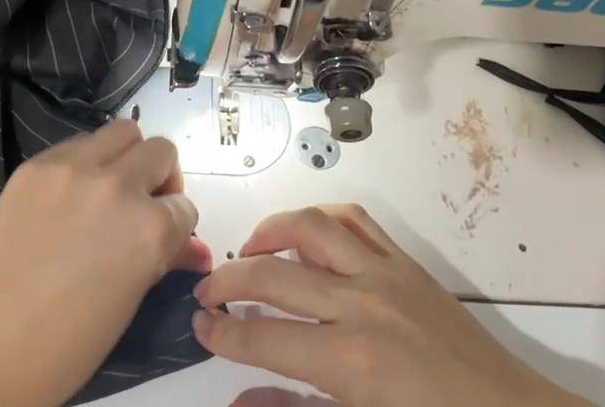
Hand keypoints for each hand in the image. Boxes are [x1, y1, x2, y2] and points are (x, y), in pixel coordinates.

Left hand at [0, 119, 208, 405]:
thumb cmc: (67, 342)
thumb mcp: (129, 302)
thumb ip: (164, 260)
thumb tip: (191, 249)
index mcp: (149, 228)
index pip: (184, 207)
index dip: (175, 225)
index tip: (162, 239)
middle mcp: (118, 186)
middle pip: (160, 152)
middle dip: (159, 178)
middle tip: (140, 206)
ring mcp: (75, 168)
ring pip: (124, 131)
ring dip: (126, 156)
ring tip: (107, 189)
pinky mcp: (38, 164)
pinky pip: (78, 143)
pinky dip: (86, 161)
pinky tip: (68, 195)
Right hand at [192, 205, 588, 406]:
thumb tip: (238, 401)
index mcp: (349, 360)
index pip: (264, 338)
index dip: (222, 334)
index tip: (198, 326)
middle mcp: (361, 304)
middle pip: (274, 277)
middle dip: (230, 281)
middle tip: (207, 291)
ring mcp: (386, 275)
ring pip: (312, 229)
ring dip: (270, 232)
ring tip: (248, 249)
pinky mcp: (407, 263)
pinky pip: (358, 220)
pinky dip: (323, 216)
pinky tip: (305, 231)